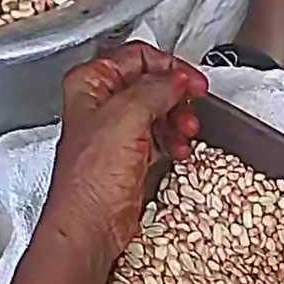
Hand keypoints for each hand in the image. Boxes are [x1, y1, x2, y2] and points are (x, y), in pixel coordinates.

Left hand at [44, 43, 208, 257]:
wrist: (90, 226)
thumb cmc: (92, 179)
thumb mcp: (127, 117)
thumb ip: (155, 90)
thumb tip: (177, 80)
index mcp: (91, 84)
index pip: (137, 58)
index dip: (169, 67)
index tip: (193, 81)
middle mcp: (102, 107)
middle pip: (150, 86)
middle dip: (176, 97)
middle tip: (193, 107)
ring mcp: (116, 135)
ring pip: (157, 114)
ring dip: (177, 121)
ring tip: (188, 133)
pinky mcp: (129, 161)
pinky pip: (158, 141)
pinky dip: (173, 143)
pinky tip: (180, 150)